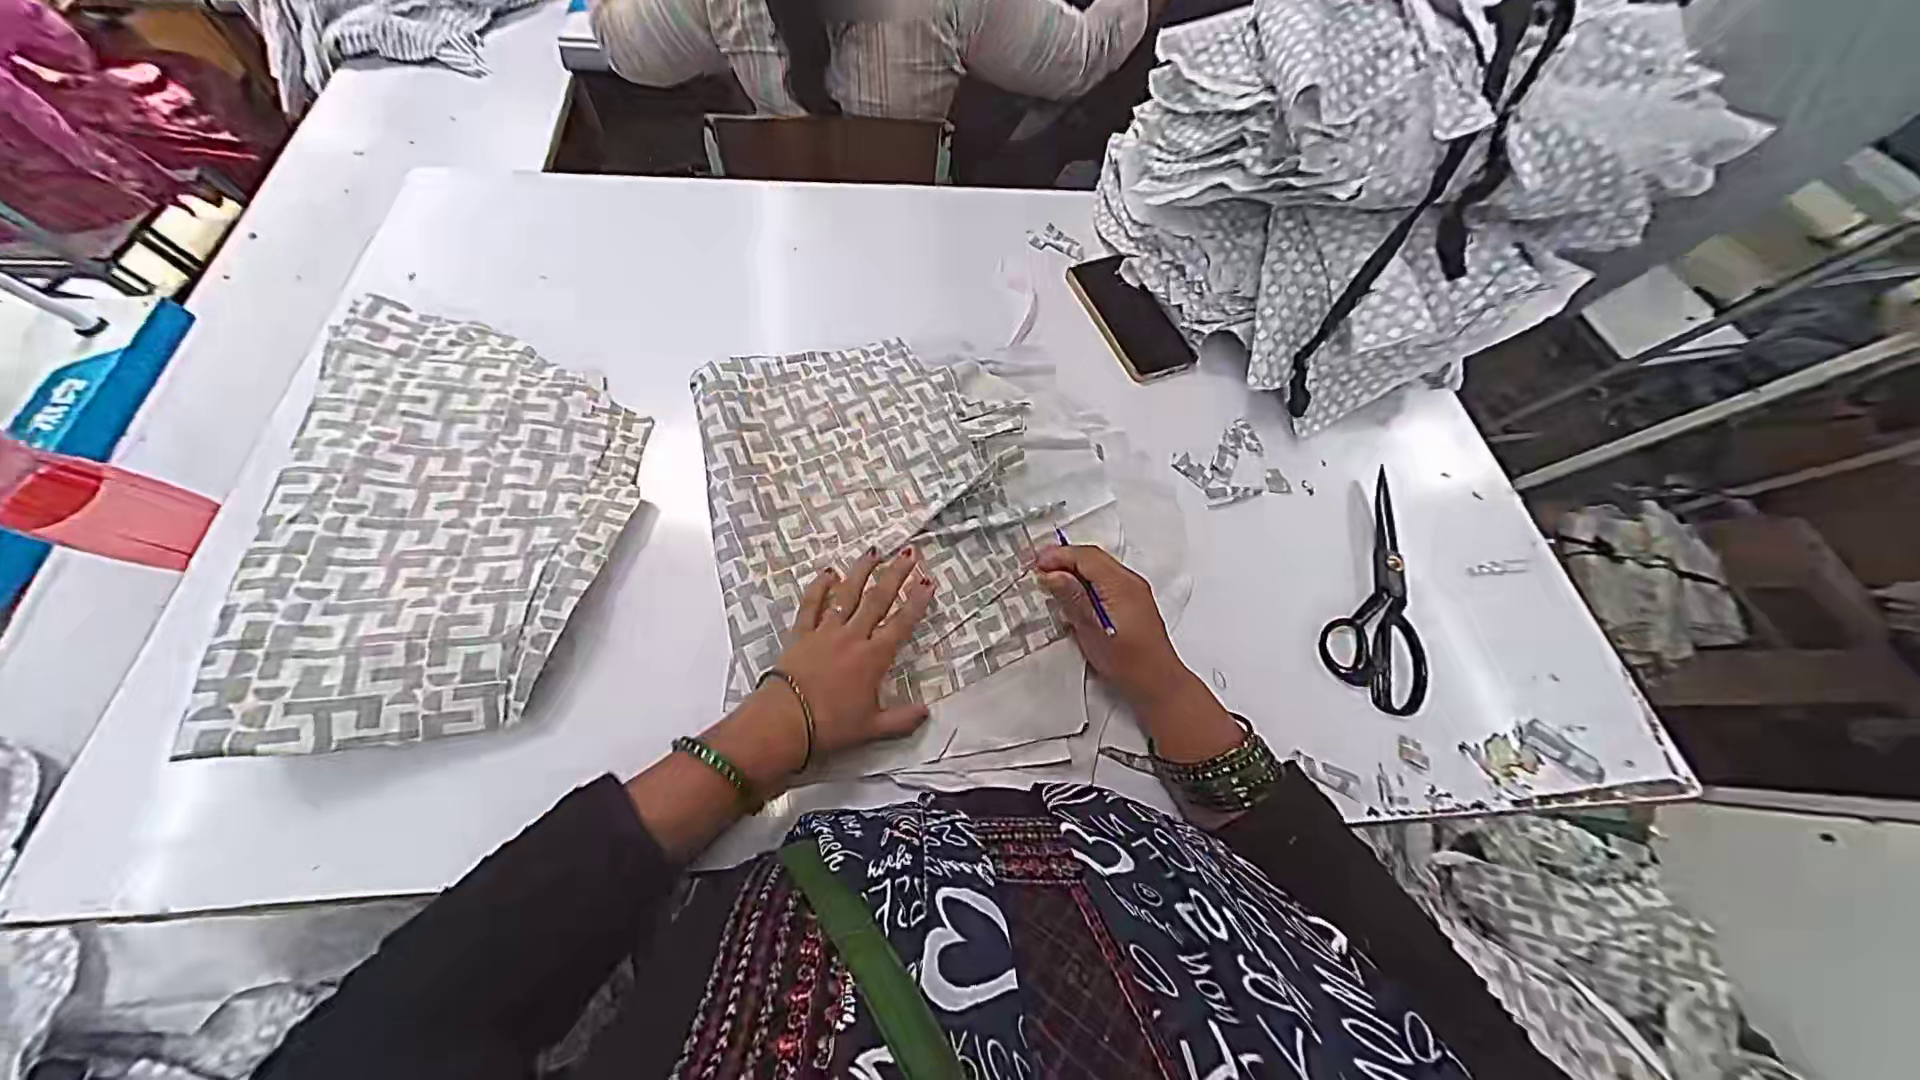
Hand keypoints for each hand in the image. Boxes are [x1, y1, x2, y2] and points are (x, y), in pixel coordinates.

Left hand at [765, 546, 936, 760]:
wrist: (785, 722)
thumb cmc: (830, 726)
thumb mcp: (872, 728)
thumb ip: (902, 719)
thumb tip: (926, 712)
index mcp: (873, 658)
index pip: (901, 623)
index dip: (917, 602)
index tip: (928, 581)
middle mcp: (852, 637)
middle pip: (878, 599)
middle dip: (895, 575)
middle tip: (909, 554)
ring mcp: (825, 632)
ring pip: (847, 594)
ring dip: (861, 571)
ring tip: (874, 552)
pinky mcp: (801, 634)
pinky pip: (812, 605)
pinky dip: (819, 588)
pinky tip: (828, 573)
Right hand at [1036, 544, 1238, 761]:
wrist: (1157, 683)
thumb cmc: (1128, 662)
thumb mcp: (1092, 630)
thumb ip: (1073, 599)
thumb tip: (1053, 575)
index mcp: (1122, 585)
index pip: (1086, 556)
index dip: (1059, 555)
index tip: (1037, 563)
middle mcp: (1130, 582)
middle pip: (1093, 558)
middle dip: (1064, 559)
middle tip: (1039, 569)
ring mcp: (1133, 590)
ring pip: (1099, 567)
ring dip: (1074, 569)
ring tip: (1051, 580)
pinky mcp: (1131, 601)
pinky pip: (1105, 579)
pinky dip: (1085, 580)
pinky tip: (1072, 593)